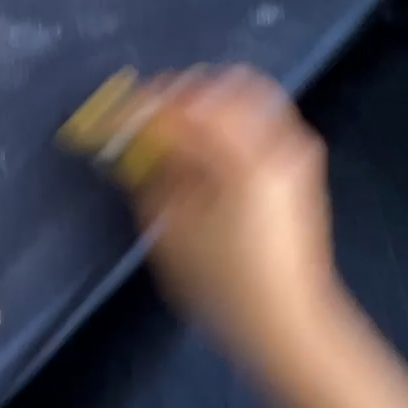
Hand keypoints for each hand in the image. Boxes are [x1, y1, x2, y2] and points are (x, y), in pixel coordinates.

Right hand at [118, 66, 341, 369]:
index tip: (109, 118)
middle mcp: (271, 145)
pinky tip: (207, 140)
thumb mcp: (168, 225)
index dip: (134, 110)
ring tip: (176, 122)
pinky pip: (261, 115)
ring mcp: (292, 151)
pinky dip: (228, 115)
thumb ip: (150, 171)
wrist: (288, 321)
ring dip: (205, 99)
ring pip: (245, 93)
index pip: (175, 110)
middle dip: (176, 94)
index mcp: (237, 160)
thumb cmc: (221, 280)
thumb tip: (134, 138)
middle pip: (218, 86)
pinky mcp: (298, 164)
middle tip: (146, 114)